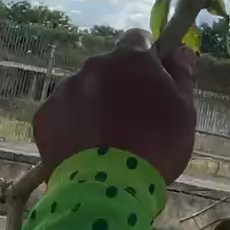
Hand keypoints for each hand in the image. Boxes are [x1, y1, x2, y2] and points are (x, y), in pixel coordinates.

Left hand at [32, 29, 197, 181]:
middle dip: (119, 84)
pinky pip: (63, 113)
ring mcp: (65, 89)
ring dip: (95, 104)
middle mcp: (94, 65)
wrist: (109, 189)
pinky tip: (85, 149)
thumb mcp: (185, 111)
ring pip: (85, 89)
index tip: (153, 79)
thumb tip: (181, 50)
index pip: (138, 40)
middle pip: (109, 67)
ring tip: (106, 140)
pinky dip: (73, 125)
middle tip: (132, 119)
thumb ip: (182, 75)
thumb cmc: (157, 146)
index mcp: (130, 59)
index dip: (147, 57)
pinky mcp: (44, 115)